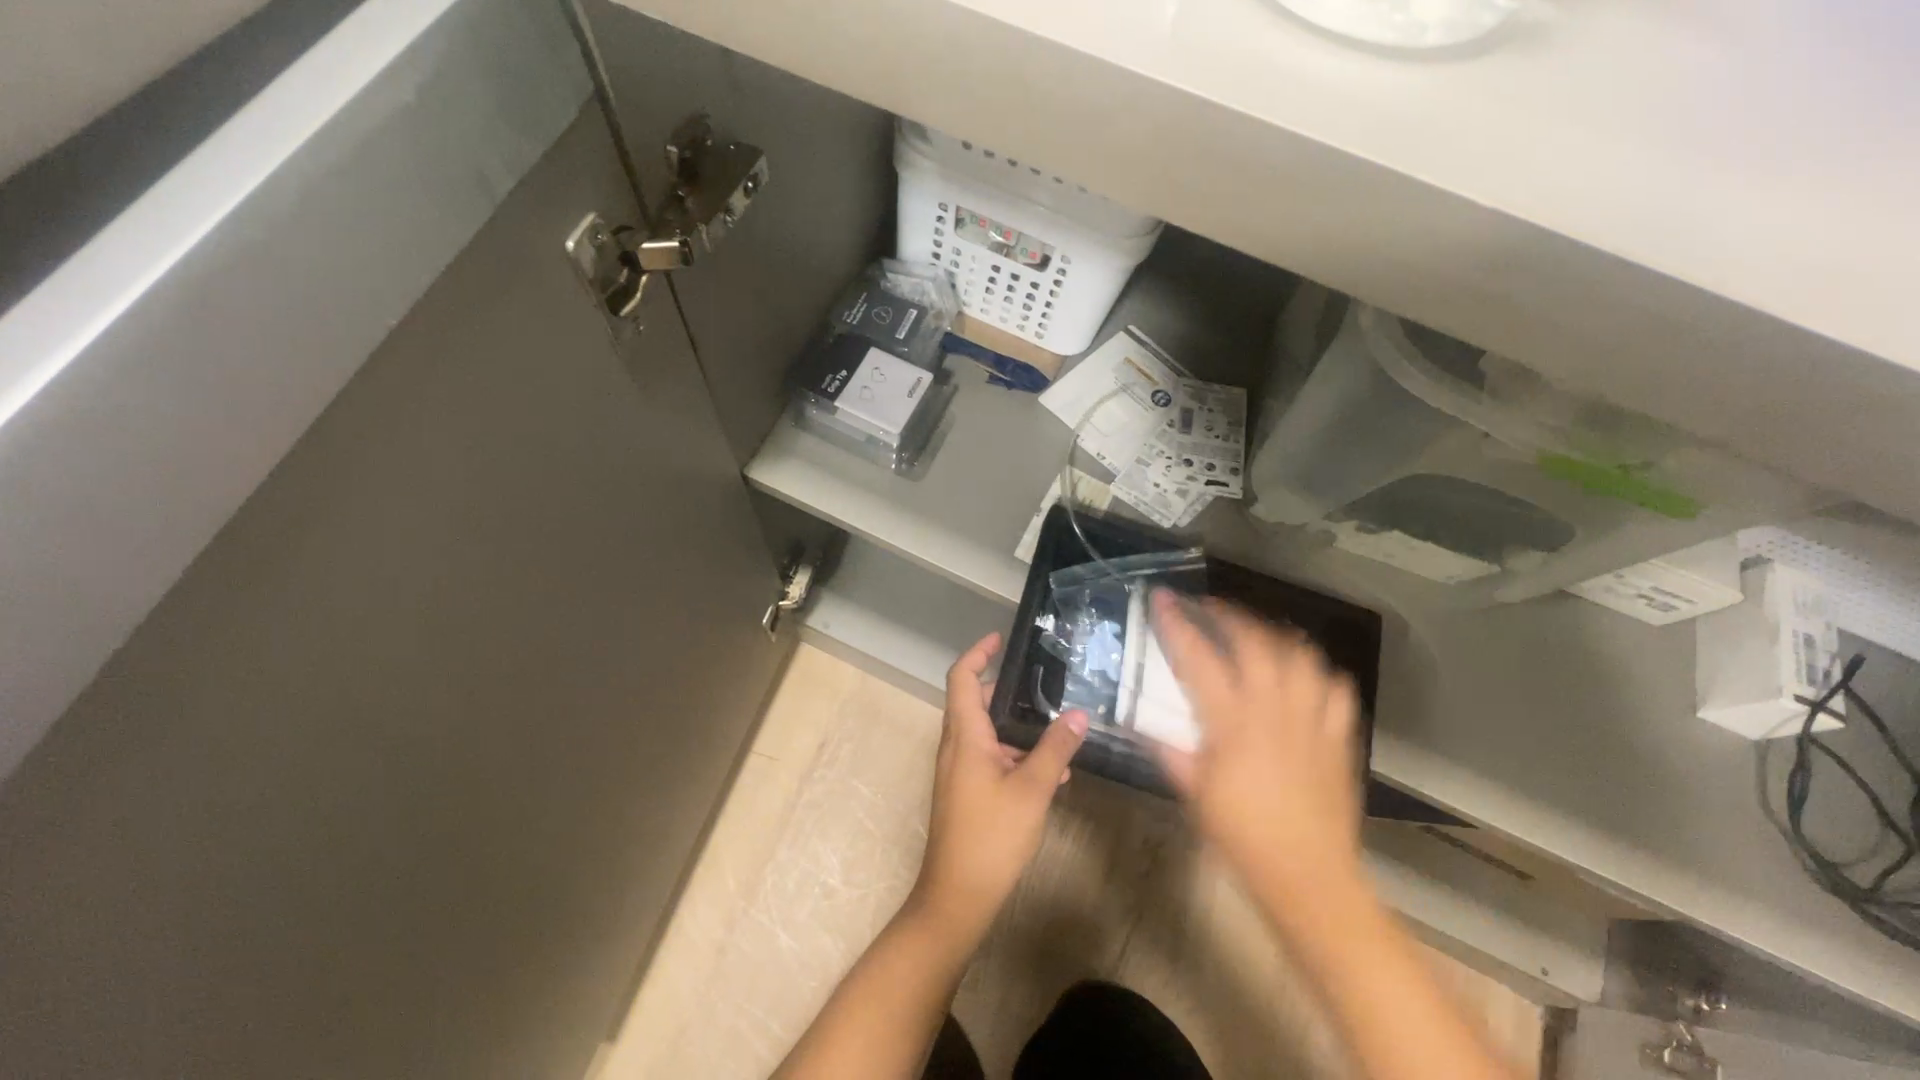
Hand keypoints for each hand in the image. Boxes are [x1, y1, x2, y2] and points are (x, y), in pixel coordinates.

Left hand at [907, 632, 1087, 943]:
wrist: (958, 895)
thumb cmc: (992, 836)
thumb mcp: (1032, 790)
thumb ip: (1055, 750)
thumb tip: (1077, 714)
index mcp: (964, 737)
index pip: (961, 678)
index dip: (978, 653)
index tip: (1001, 639)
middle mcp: (956, 749)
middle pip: (973, 703)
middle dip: (1005, 689)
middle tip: (1041, 682)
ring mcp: (959, 774)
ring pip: (987, 735)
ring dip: (1018, 730)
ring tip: (1060, 734)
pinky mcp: (966, 795)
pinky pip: (991, 761)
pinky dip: (1016, 757)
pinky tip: (1052, 776)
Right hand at [1149, 591, 1363, 894]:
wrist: (1307, 875)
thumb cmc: (1242, 838)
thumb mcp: (1195, 794)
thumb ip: (1171, 751)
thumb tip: (1145, 723)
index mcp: (1233, 723)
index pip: (1200, 659)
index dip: (1178, 625)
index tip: (1163, 600)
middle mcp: (1275, 711)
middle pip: (1256, 642)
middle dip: (1230, 615)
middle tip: (1210, 608)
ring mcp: (1313, 721)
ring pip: (1301, 657)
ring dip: (1276, 635)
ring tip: (1258, 632)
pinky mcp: (1339, 738)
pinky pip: (1336, 690)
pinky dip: (1319, 674)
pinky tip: (1306, 677)